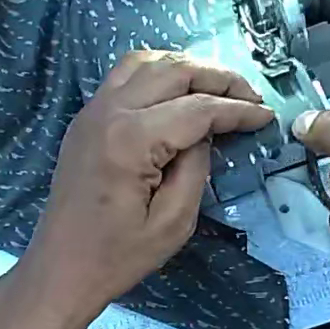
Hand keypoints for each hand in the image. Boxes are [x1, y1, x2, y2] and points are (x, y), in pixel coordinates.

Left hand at [6, 51, 272, 328]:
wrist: (63, 266)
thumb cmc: (120, 254)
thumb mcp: (175, 222)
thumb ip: (196, 168)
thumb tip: (207, 134)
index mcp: (132, 140)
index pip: (198, 109)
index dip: (238, 110)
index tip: (267, 116)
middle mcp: (110, 111)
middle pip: (175, 72)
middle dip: (220, 79)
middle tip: (252, 96)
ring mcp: (93, 109)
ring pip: (148, 62)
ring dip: (189, 68)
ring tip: (220, 88)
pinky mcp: (87, 117)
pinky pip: (127, 74)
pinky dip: (160, 72)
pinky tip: (180, 90)